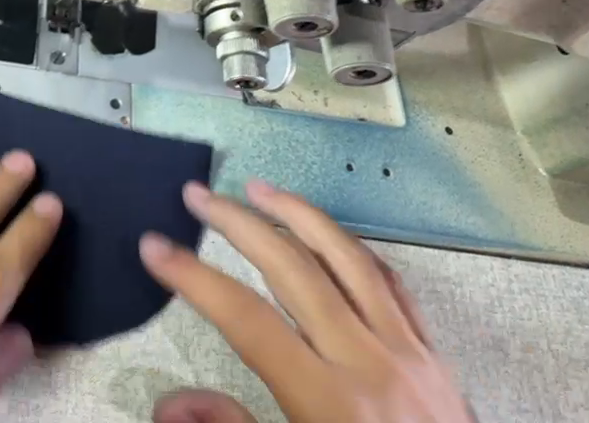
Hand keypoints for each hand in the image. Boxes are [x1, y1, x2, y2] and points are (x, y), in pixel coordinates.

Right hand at [138, 180, 470, 422]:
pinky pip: (391, 284)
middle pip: (292, 269)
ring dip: (296, 214)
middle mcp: (367, 361)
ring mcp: (406, 351)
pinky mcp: (434, 355)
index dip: (193, 277)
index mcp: (328, 402)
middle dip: (238, 223)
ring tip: (257, 187)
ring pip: (346, 258)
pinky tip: (329, 235)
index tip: (154, 246)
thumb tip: (167, 402)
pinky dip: (353, 250)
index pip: (245, 319)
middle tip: (196, 194)